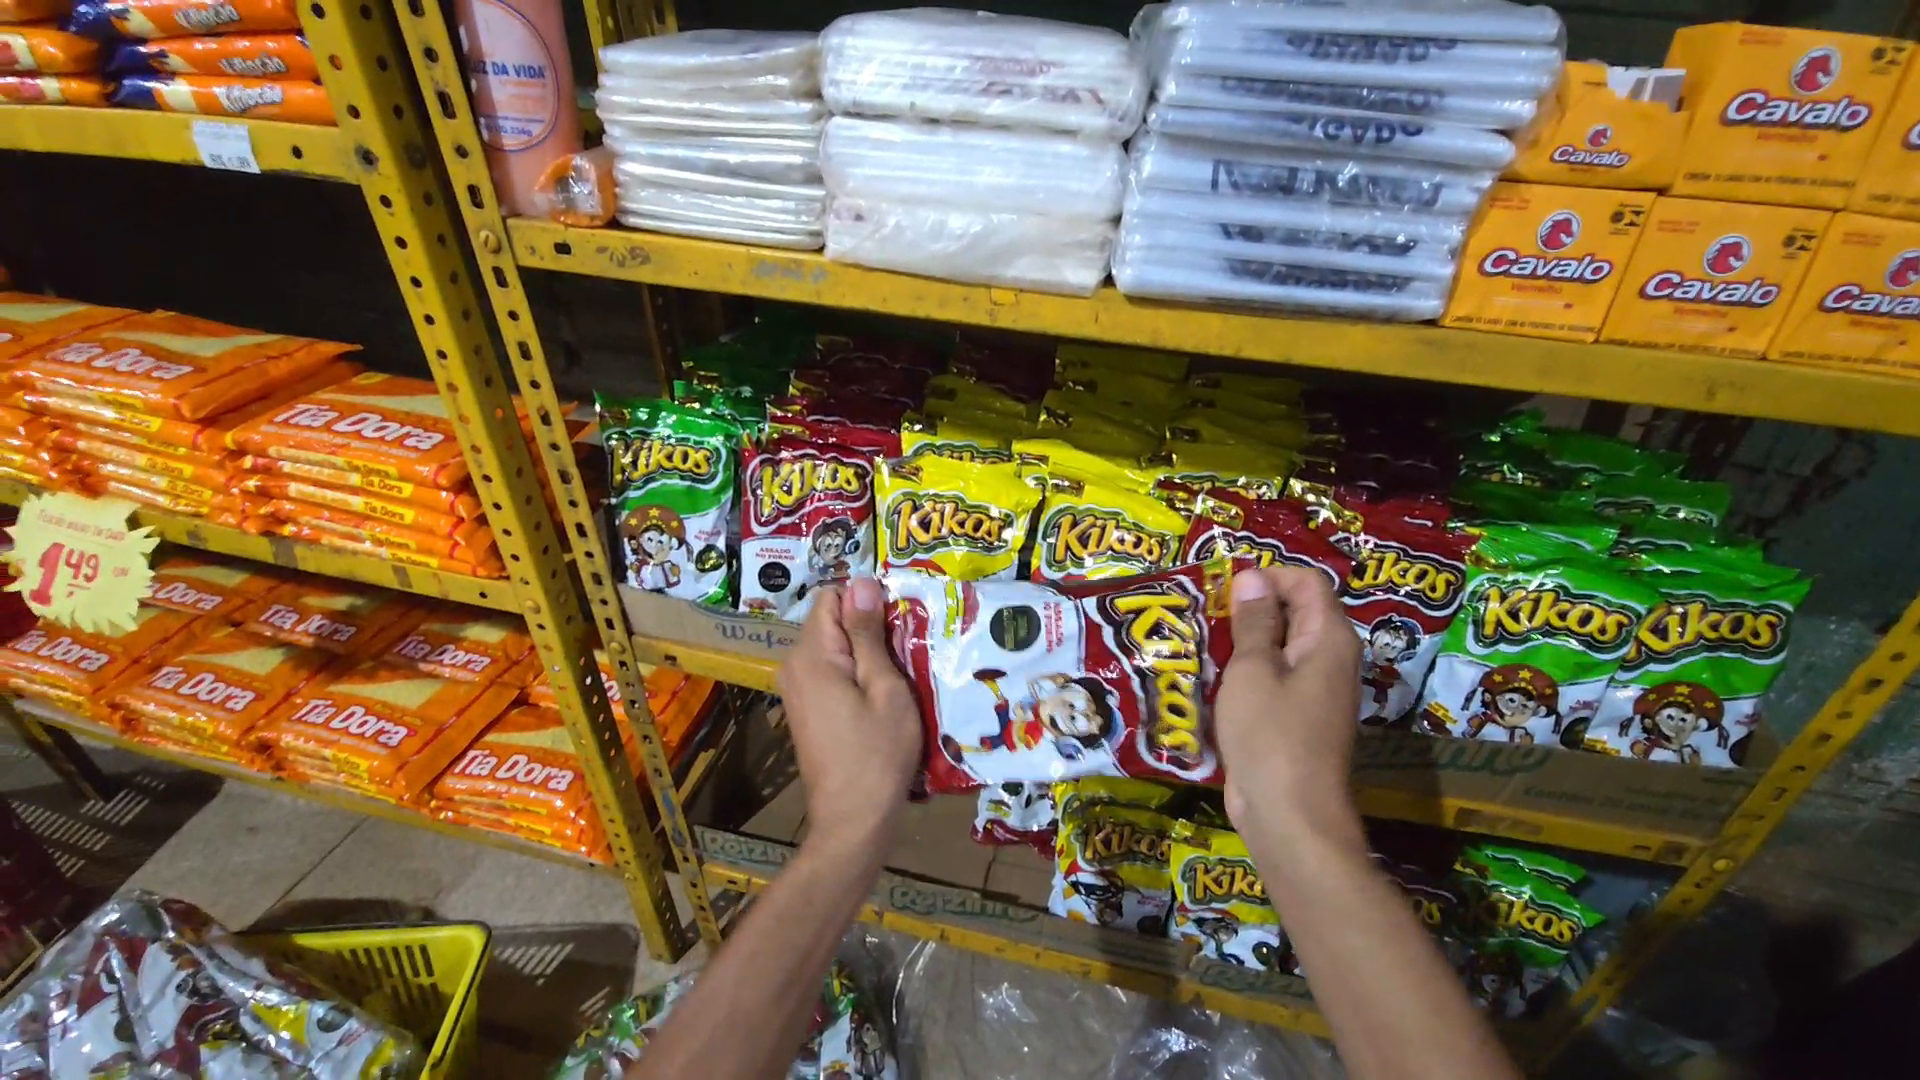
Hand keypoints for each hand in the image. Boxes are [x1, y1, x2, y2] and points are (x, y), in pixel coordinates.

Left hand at [776, 577, 921, 848]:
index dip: (866, 601)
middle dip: (866, 626)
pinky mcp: (804, 708)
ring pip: (832, 646)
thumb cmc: (878, 753)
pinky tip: (880, 695)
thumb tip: (861, 582)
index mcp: (811, 656)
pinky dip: (854, 673)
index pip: (831, 596)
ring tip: (898, 674)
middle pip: (830, 620)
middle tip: (905, 651)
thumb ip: (868, 634)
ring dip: (864, 652)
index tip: (898, 624)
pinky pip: (828, 671)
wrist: (854, 819)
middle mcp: (793, 665)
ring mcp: (795, 689)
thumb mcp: (885, 688)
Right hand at [1215, 567, 1365, 857]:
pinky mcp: (1299, 717)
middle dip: (1251, 607)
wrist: (1290, 815)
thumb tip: (1252, 577)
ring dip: (1245, 640)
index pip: (1306, 582)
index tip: (1224, 593)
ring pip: (1282, 646)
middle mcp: (1331, 659)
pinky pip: (1275, 677)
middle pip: (1296, 611)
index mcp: (1329, 639)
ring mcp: (1316, 690)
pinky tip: (1214, 680)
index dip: (1267, 577)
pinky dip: (1248, 671)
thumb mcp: (1253, 670)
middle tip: (1206, 616)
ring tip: (1204, 643)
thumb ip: (1254, 622)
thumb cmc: (1270, 735)